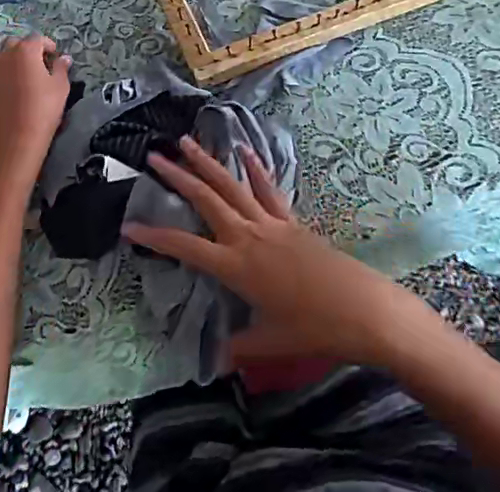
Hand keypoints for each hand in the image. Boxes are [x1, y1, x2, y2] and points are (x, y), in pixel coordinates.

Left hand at [0, 35, 70, 195]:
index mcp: (25, 51)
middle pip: (15, 43)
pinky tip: (10, 90)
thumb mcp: (60, 87)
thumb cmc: (43, 109)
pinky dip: (1, 76)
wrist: (16, 138)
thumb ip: (61, 68)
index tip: (55, 56)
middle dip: (27, 49)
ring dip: (12, 60)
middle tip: (39, 64)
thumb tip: (64, 58)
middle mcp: (4, 55)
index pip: (37, 39)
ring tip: (24, 76)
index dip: (48, 45)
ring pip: (1, 57)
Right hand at [124, 139, 440, 367]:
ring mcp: (270, 225)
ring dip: (207, 162)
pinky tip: (244, 151)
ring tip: (186, 141)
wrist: (371, 315)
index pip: (183, 246)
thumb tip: (217, 360)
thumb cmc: (318, 330)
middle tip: (153, 157)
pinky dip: (255, 170)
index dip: (153, 237)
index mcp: (234, 265)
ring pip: (230, 185)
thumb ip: (241, 347)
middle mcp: (246, 237)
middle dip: (176, 176)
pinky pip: (268, 191)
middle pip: (204, 198)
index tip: (128, 228)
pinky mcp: (292, 223)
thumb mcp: (273, 343)